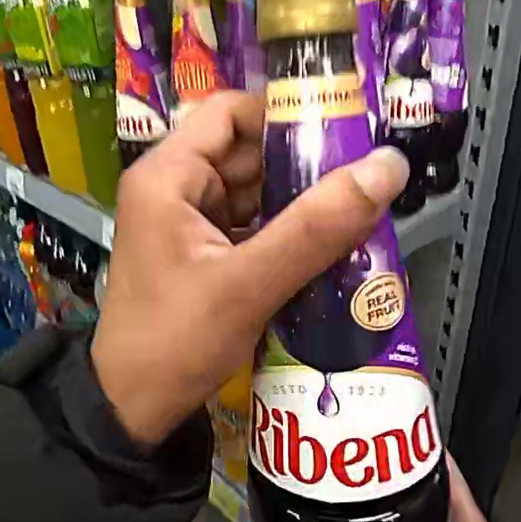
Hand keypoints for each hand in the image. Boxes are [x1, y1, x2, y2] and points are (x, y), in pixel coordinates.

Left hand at [90, 92, 409, 447]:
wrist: (133, 409)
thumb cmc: (177, 342)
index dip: (284, 116)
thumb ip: (317, 226)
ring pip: (252, 192)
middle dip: (303, 168)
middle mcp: (173, 188)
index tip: (341, 138)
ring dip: (298, 204)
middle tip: (362, 185)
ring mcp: (185, 222)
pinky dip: (283, 233)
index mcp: (169, 176)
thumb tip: (387, 167)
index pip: (230, 112)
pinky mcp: (199, 253)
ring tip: (354, 216)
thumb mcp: (249, 283)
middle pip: (247, 153)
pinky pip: (249, 226)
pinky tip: (323, 249)